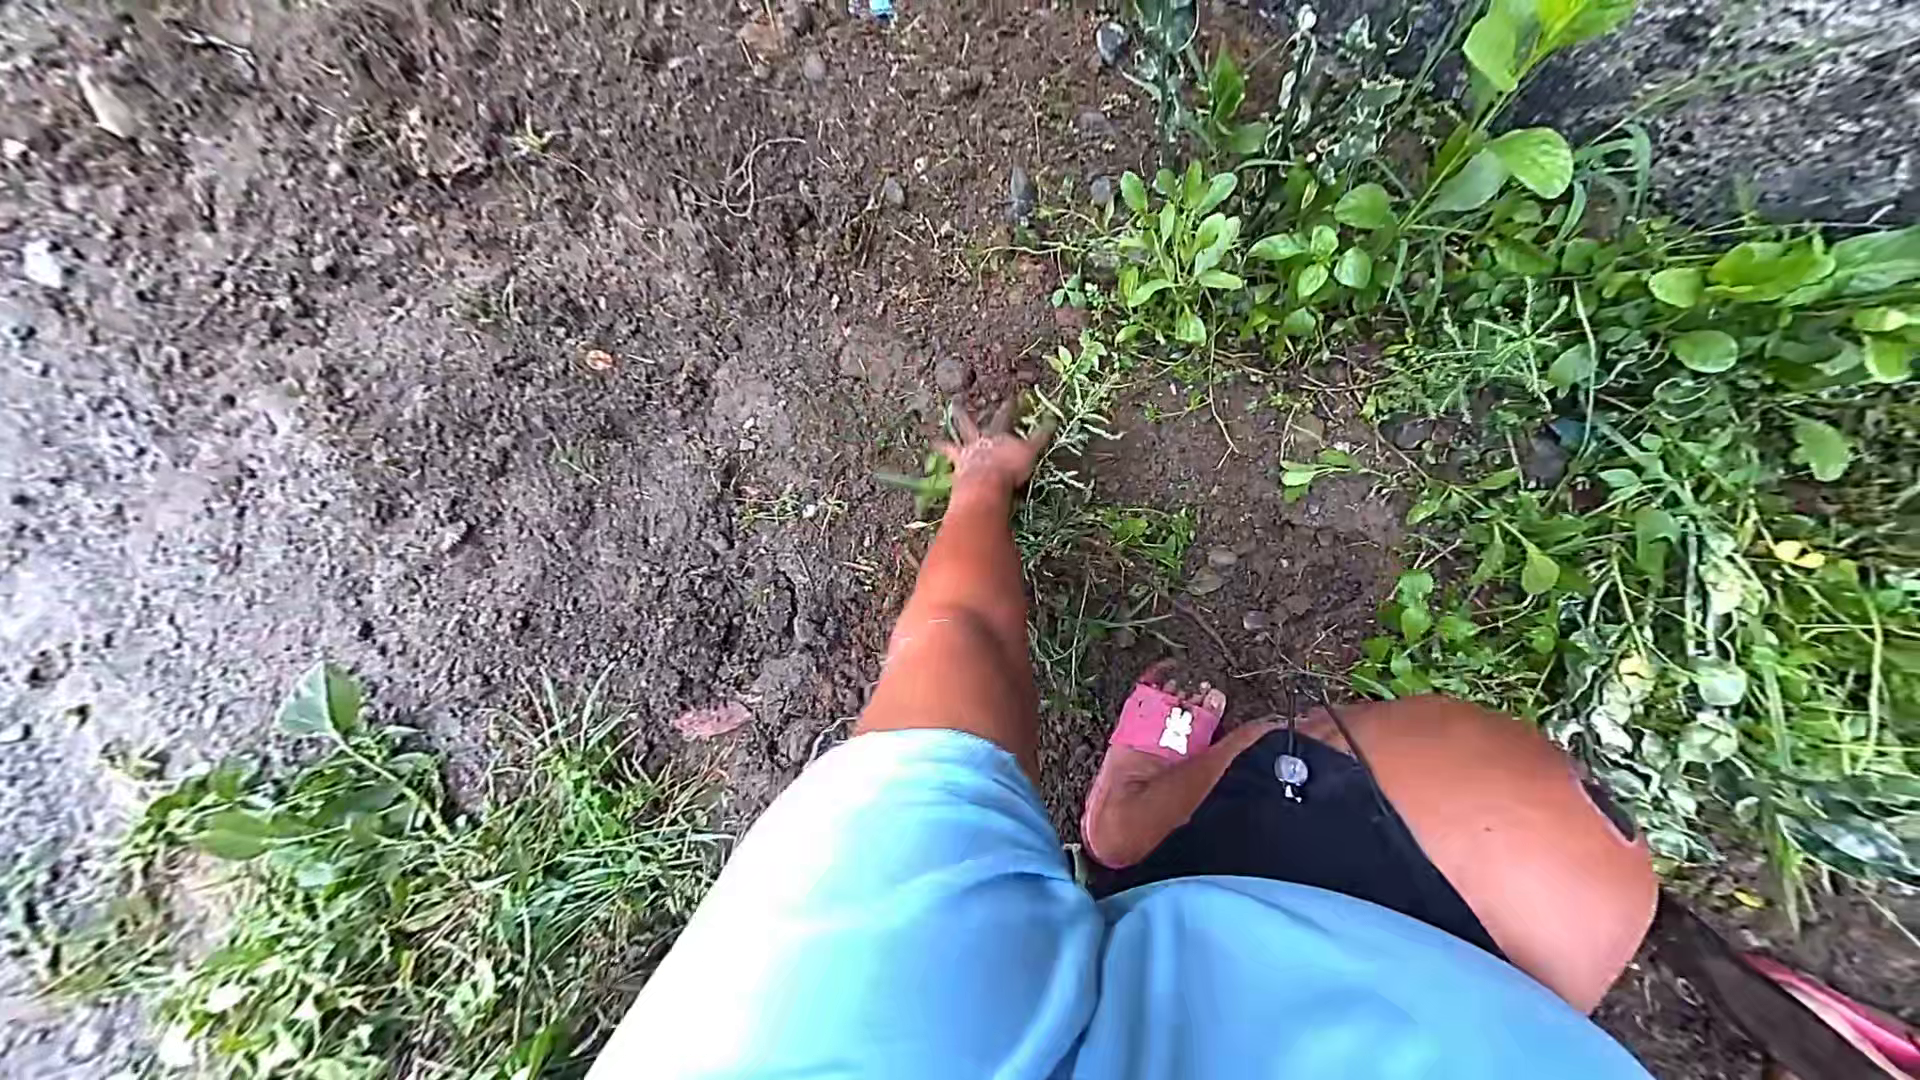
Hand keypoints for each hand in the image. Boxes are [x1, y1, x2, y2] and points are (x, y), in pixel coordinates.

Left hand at [939, 393, 1055, 497]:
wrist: (987, 482)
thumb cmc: (1010, 468)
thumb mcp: (1030, 452)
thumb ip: (1040, 437)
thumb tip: (1053, 420)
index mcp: (999, 434)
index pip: (1006, 416)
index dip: (1012, 406)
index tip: (1014, 396)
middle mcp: (981, 438)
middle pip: (973, 422)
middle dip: (968, 413)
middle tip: (957, 402)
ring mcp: (968, 450)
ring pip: (958, 433)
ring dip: (952, 427)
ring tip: (944, 421)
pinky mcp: (958, 463)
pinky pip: (947, 453)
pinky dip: (940, 447)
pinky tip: (931, 443)